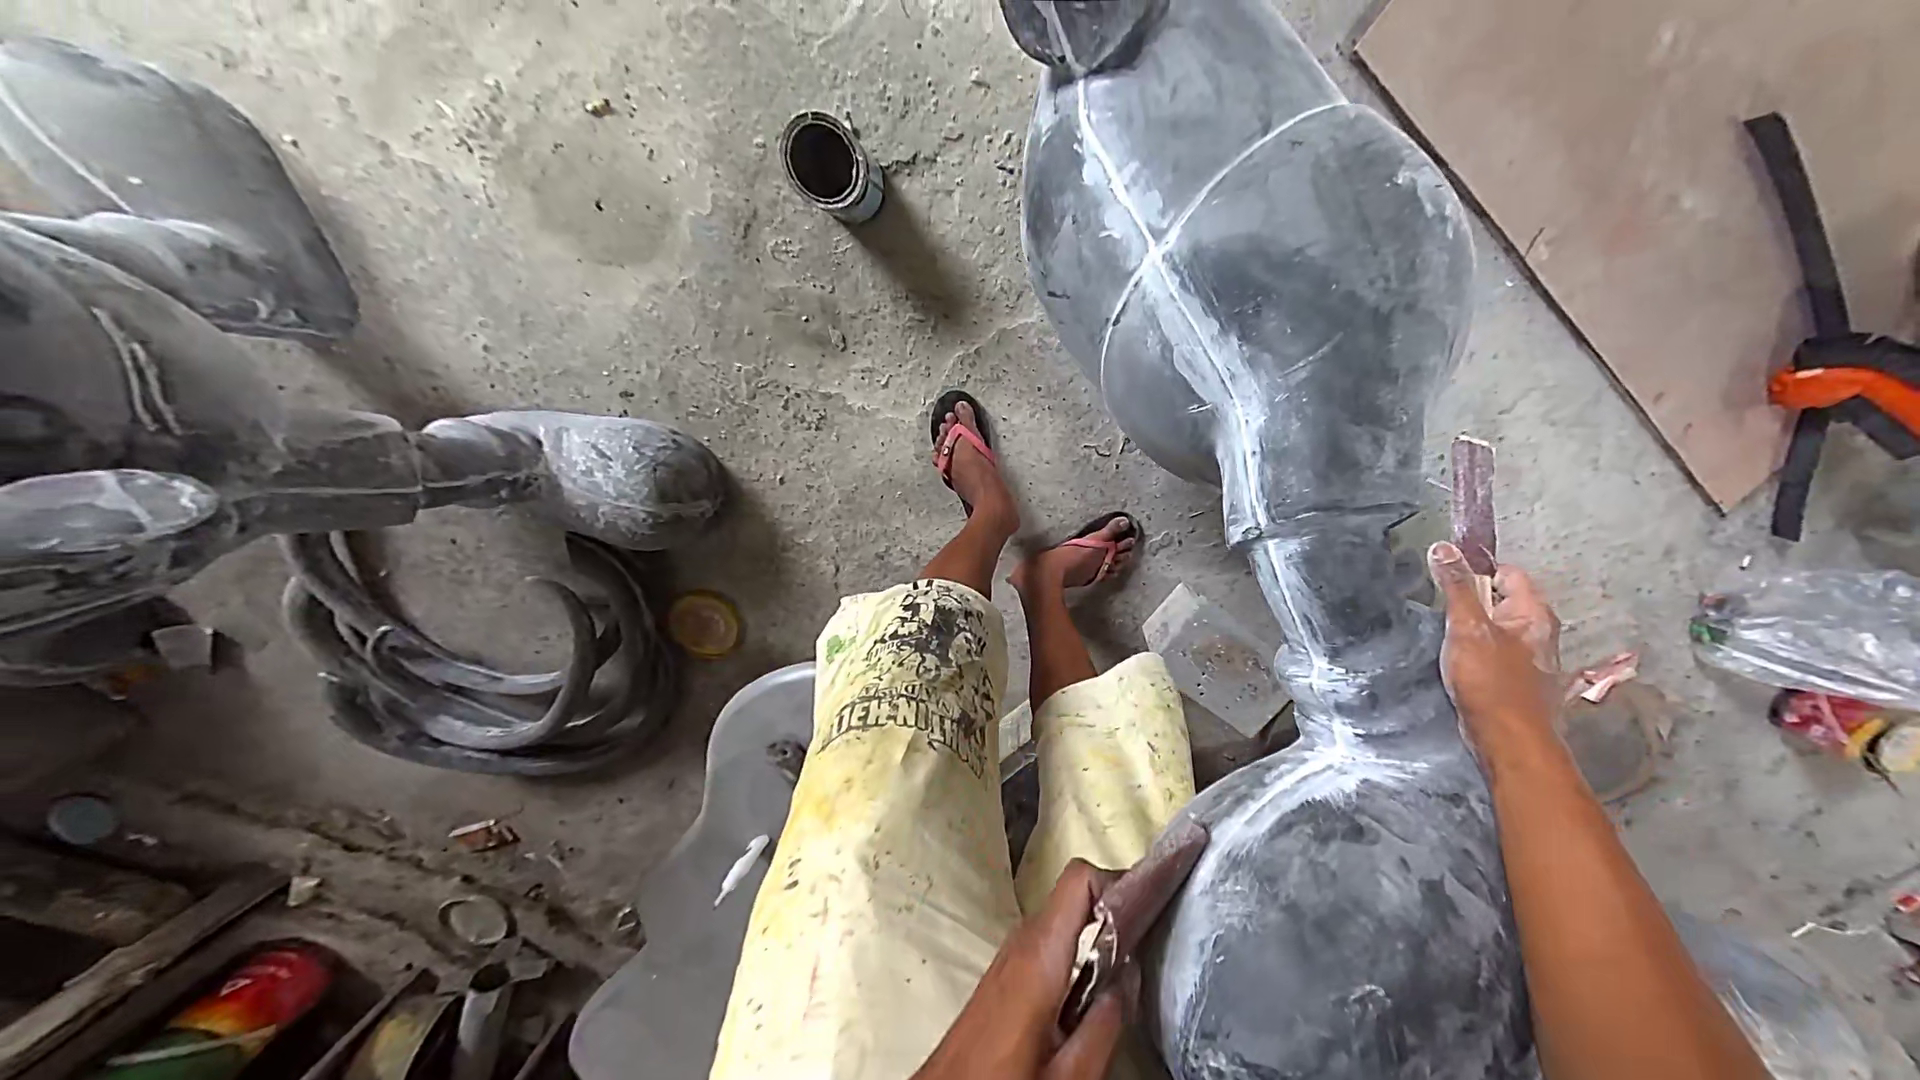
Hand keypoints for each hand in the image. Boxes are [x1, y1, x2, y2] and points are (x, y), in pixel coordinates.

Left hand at [913, 860, 1137, 1079]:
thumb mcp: (1067, 1075)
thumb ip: (1104, 1025)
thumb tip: (1131, 974)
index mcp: (1041, 952)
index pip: (1079, 879)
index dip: (1118, 883)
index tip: (1151, 911)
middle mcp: (1025, 936)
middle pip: (1077, 893)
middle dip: (1116, 910)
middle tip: (1149, 944)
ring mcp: (1014, 948)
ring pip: (1066, 915)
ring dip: (1099, 931)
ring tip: (1128, 969)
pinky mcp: (1010, 964)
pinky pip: (1053, 937)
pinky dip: (1080, 948)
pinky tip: (1095, 988)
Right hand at [1428, 541, 1561, 744]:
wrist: (1507, 739)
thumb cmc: (1491, 681)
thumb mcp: (1468, 627)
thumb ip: (1456, 587)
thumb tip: (1443, 547)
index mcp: (1534, 614)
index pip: (1508, 573)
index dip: (1477, 569)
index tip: (1444, 576)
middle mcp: (1538, 633)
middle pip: (1500, 600)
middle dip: (1470, 598)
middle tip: (1437, 605)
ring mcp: (1528, 658)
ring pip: (1495, 627)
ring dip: (1470, 626)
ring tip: (1442, 631)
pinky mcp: (1513, 679)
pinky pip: (1490, 650)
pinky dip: (1472, 647)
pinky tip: (1453, 657)